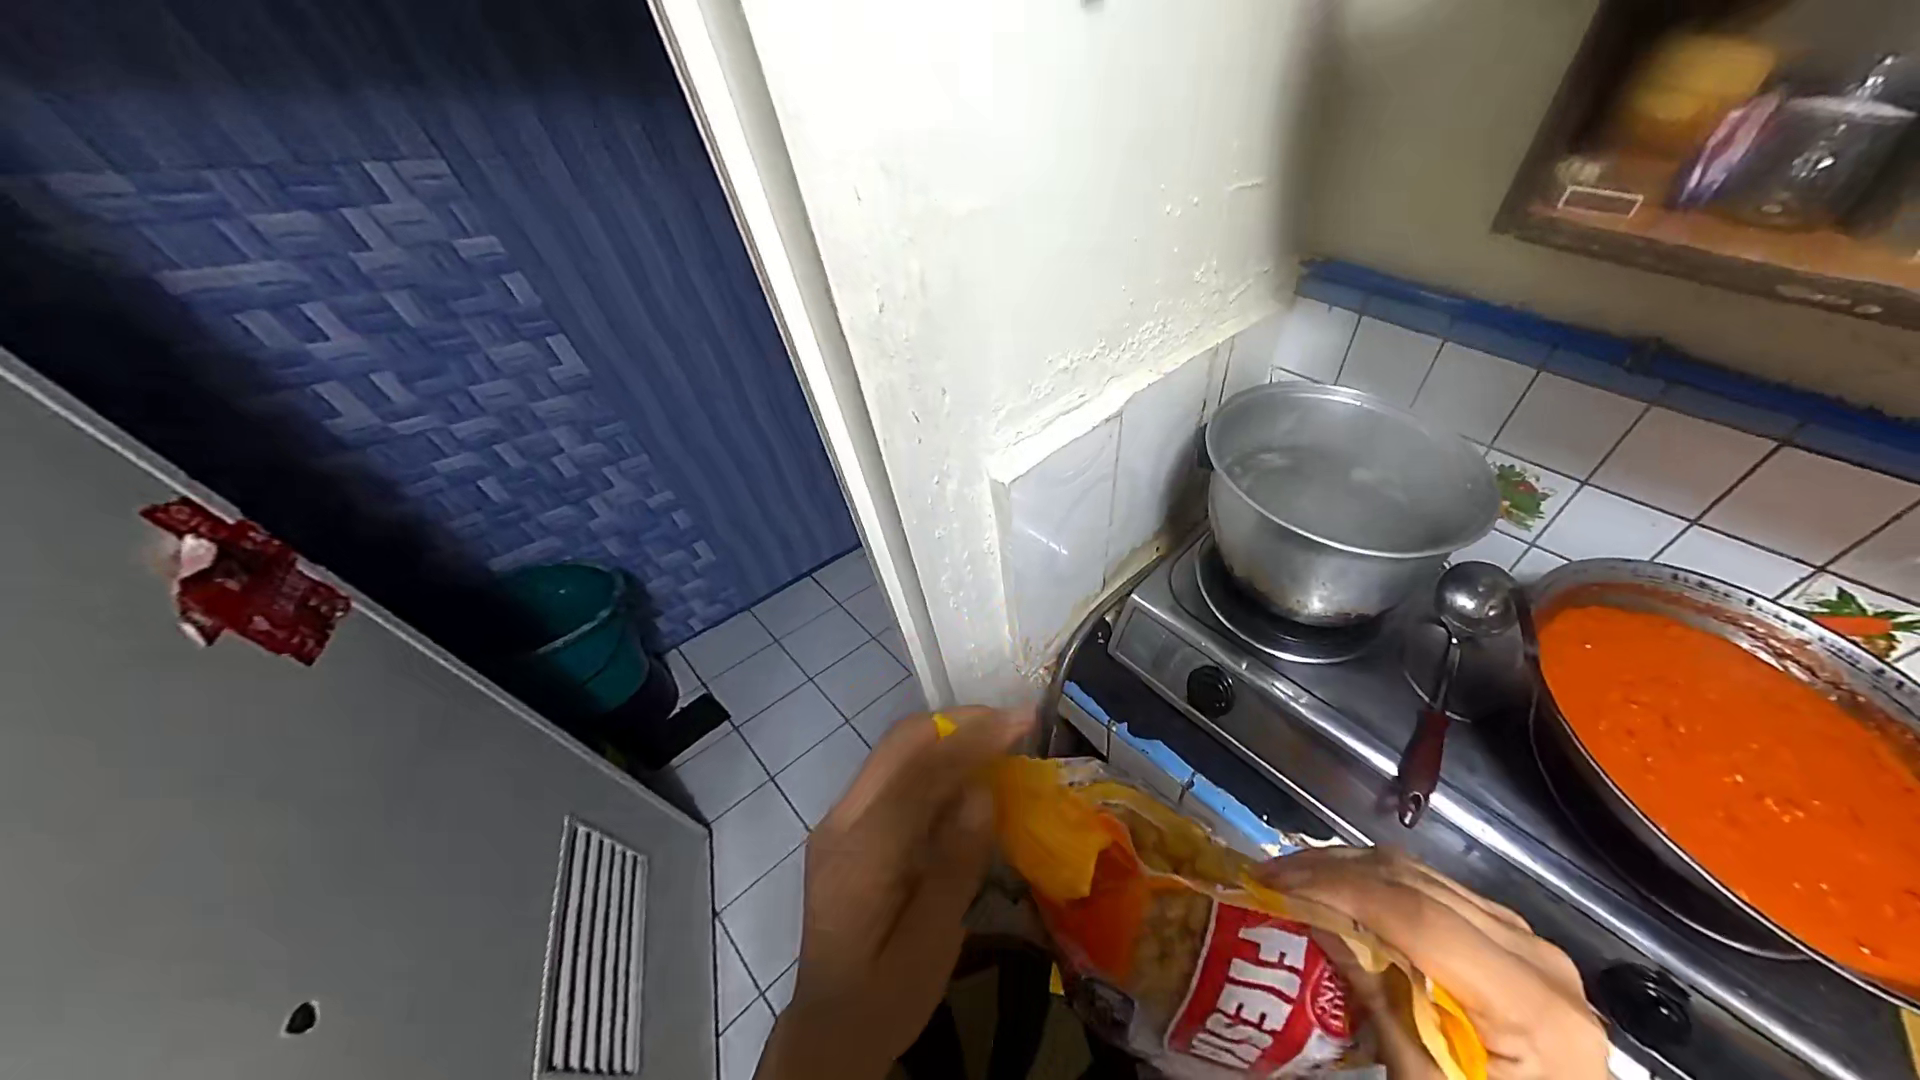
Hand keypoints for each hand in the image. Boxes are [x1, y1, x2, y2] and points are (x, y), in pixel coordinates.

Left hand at [754, 706, 1033, 1079]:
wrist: (827, 1027)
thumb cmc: (884, 997)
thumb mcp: (930, 947)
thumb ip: (954, 866)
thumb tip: (983, 792)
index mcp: (859, 855)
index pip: (919, 776)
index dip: (972, 741)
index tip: (1021, 721)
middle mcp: (840, 822)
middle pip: (899, 745)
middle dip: (960, 722)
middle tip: (1014, 722)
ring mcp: (838, 819)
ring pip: (894, 751)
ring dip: (947, 735)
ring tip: (999, 736)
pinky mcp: (846, 824)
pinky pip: (893, 772)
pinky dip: (933, 759)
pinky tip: (966, 771)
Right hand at [1257, 848, 1607, 1079]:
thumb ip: (1382, 1008)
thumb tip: (1315, 924)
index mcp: (1531, 1002)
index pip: (1420, 918)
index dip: (1341, 893)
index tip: (1274, 888)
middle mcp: (1535, 954)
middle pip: (1415, 884)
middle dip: (1330, 872)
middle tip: (1266, 879)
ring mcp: (1524, 938)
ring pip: (1416, 873)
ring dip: (1343, 869)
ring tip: (1286, 878)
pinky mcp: (1506, 935)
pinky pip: (1427, 887)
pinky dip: (1370, 881)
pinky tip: (1332, 888)